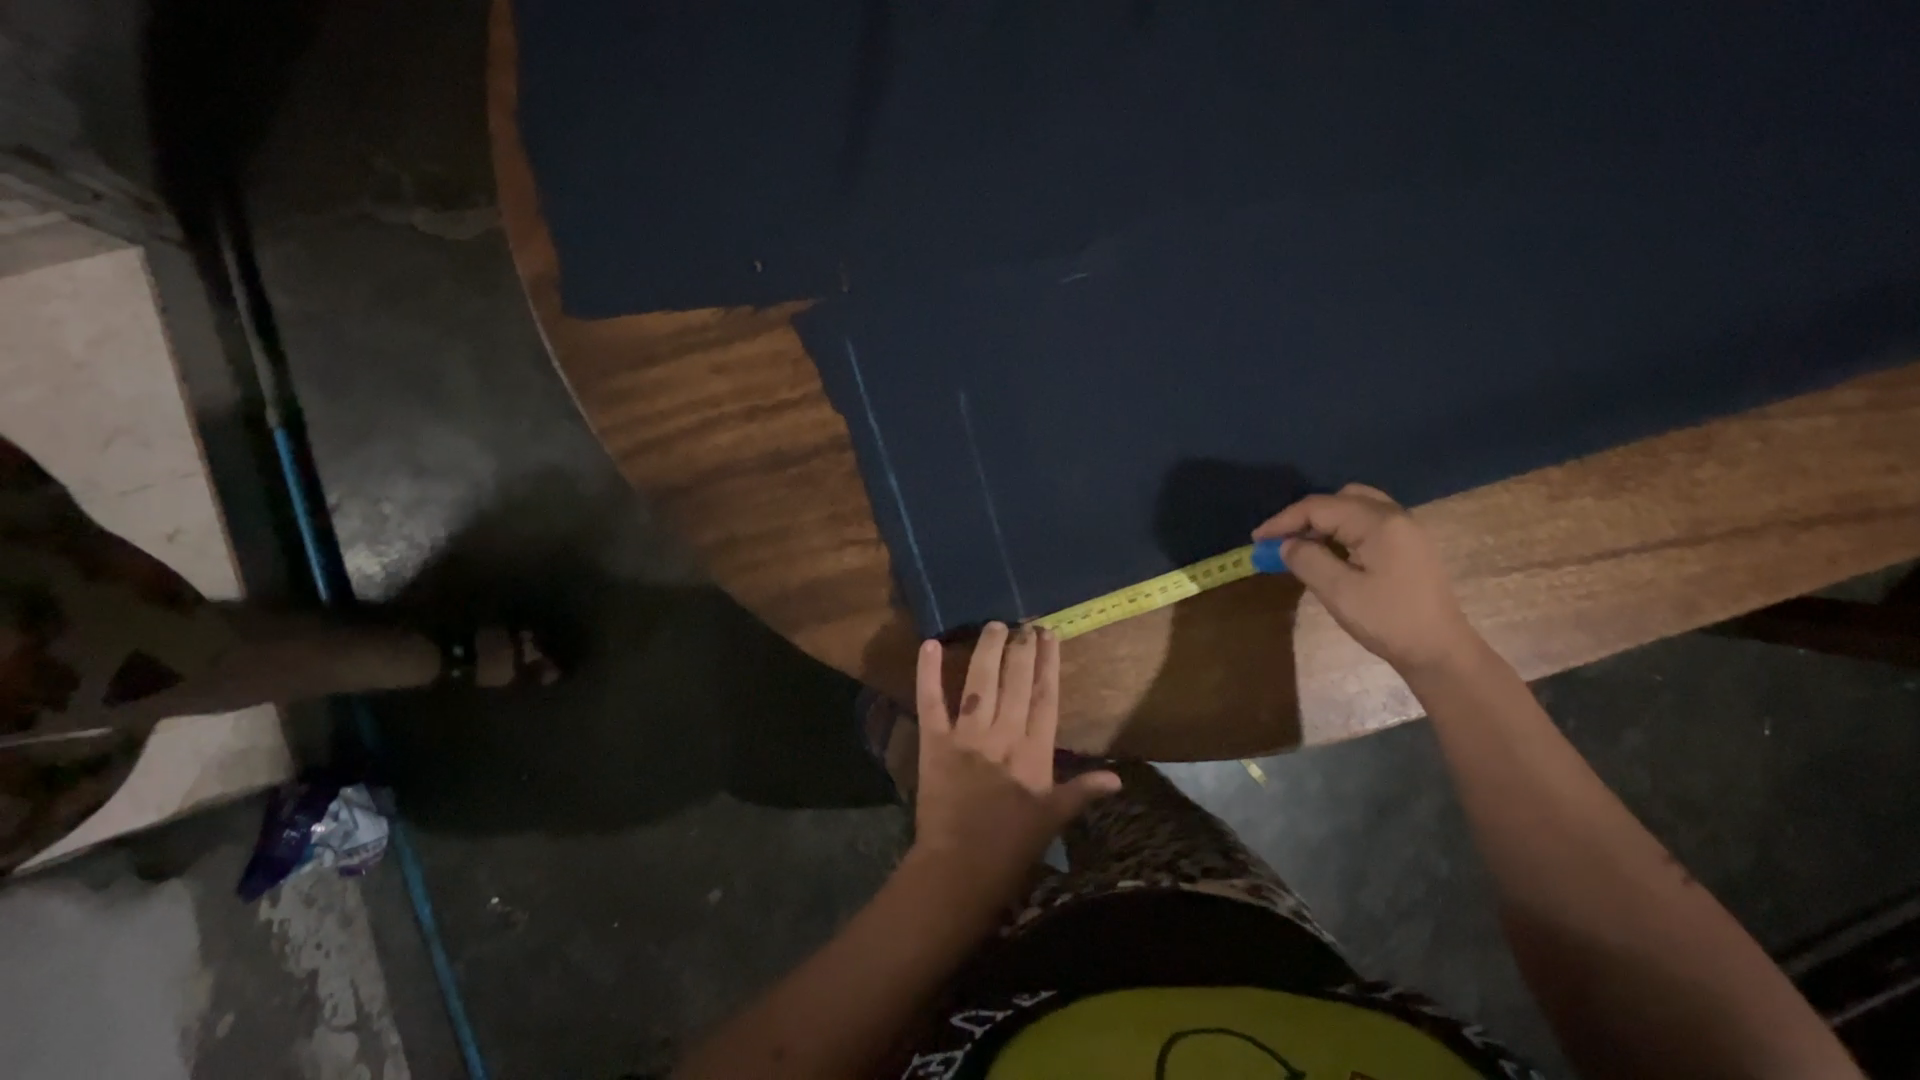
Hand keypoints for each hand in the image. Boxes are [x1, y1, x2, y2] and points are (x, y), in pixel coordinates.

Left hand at [908, 623, 1120, 895]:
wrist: (960, 868)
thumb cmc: (1010, 848)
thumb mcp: (1052, 820)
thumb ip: (1082, 793)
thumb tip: (1117, 778)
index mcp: (1034, 753)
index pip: (1045, 699)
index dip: (1048, 665)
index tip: (1049, 637)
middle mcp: (1003, 736)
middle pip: (1015, 683)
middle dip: (1021, 651)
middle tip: (1024, 623)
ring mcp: (967, 737)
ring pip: (980, 684)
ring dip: (987, 652)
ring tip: (994, 625)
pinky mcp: (934, 743)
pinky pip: (931, 702)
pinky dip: (928, 673)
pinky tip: (930, 644)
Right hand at [1253, 484, 1480, 672]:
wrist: (1440, 651)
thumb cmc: (1388, 621)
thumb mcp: (1339, 592)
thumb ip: (1307, 560)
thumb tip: (1287, 544)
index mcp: (1379, 522)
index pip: (1320, 507)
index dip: (1283, 520)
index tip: (1256, 540)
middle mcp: (1395, 516)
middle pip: (1341, 499)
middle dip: (1306, 516)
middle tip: (1282, 542)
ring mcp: (1406, 531)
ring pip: (1356, 509)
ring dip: (1325, 523)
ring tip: (1303, 547)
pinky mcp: (1409, 547)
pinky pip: (1368, 524)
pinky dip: (1343, 531)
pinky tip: (1331, 555)